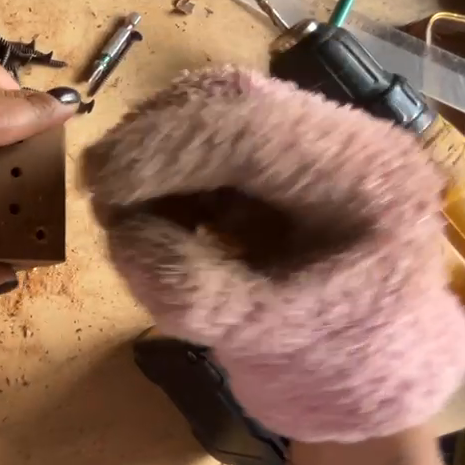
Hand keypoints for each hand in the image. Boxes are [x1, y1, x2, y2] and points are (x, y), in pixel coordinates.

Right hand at [81, 68, 464, 441]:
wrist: (363, 365)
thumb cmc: (327, 359)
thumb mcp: (260, 341)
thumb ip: (193, 291)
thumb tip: (123, 232)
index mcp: (367, 181)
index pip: (252, 133)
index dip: (164, 151)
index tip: (97, 188)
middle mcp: (344, 138)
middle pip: (228, 99)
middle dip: (148, 141)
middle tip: (100, 199)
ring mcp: (307, 138)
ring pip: (206, 107)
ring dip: (147, 153)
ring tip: (129, 215)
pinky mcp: (272, 150)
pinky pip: (197, 130)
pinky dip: (157, 167)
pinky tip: (156, 213)